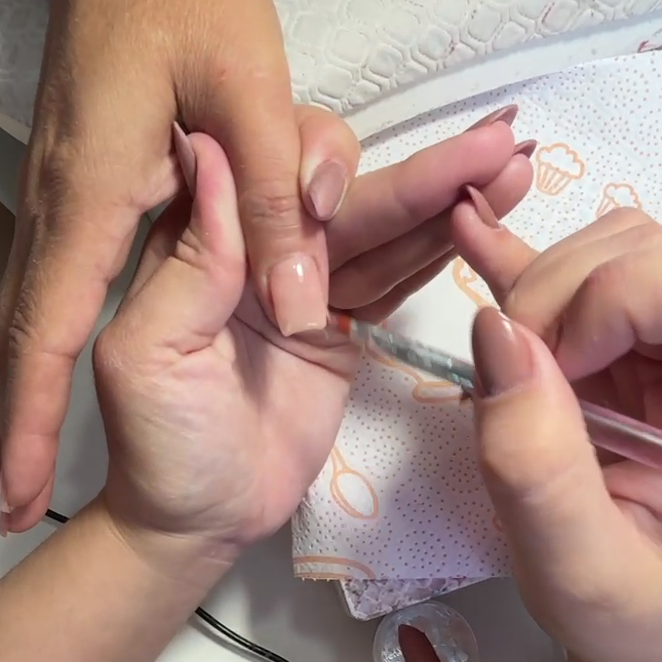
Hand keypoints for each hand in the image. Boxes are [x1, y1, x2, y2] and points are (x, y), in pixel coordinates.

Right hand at [0, 0, 336, 529]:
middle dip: (12, 429)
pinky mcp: (75, 194)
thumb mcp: (249, 87)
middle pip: (22, 339)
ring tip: (15, 469)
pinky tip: (43, 380)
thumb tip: (298, 303)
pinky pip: (53, 287)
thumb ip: (274, 201)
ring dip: (22, 396)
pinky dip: (42, 347)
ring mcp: (58, 204)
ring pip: (32, 316)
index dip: (29, 421)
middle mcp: (58, 213)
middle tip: (7, 503)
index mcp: (93, 199)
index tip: (14, 493)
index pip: (47, 333)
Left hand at [94, 119, 531, 558]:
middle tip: (492, 144)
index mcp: (196, 244)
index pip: (257, 174)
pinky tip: (483, 215)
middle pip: (337, 196)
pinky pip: (389, 282)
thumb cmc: (160, 444)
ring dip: (442, 201)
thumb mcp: (151, 355)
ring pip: (376, 235)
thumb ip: (191, 264)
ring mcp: (303, 288)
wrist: (205, 517)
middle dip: (413, 175)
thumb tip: (211, 151)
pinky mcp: (338, 326)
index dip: (306, 164)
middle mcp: (256, 251)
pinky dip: (433, 252)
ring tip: (509, 163)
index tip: (338, 186)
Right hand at [453, 208, 661, 661]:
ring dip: (546, 288)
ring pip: (627, 247)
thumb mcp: (574, 571)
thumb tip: (496, 332)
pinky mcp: (635, 344)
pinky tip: (475, 233)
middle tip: (515, 373)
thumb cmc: (624, 615)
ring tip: (510, 364)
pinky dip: (527, 260)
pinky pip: (589, 271)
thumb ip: (536, 466)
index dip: (628, 298)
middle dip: (569, 292)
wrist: (634, 627)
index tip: (557, 369)